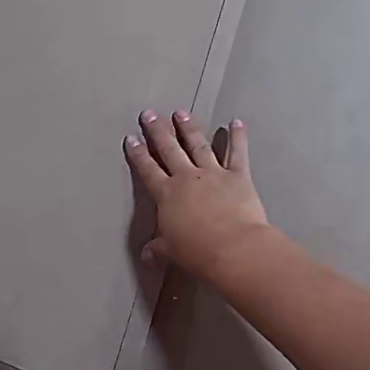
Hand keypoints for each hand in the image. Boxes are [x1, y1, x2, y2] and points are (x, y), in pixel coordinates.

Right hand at [124, 109, 277, 283]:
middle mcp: (187, 178)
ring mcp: (213, 173)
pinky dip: (237, 136)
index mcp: (167, 194)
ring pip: (198, 145)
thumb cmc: (198, 252)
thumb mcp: (172, 251)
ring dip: (189, 128)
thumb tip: (146, 255)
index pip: (147, 169)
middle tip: (150, 114)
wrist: (234, 248)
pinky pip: (237, 152)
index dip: (138, 154)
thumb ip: (158, 248)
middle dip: (158, 131)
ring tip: (181, 113)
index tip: (131, 138)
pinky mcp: (238, 176)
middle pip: (169, 149)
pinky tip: (236, 122)